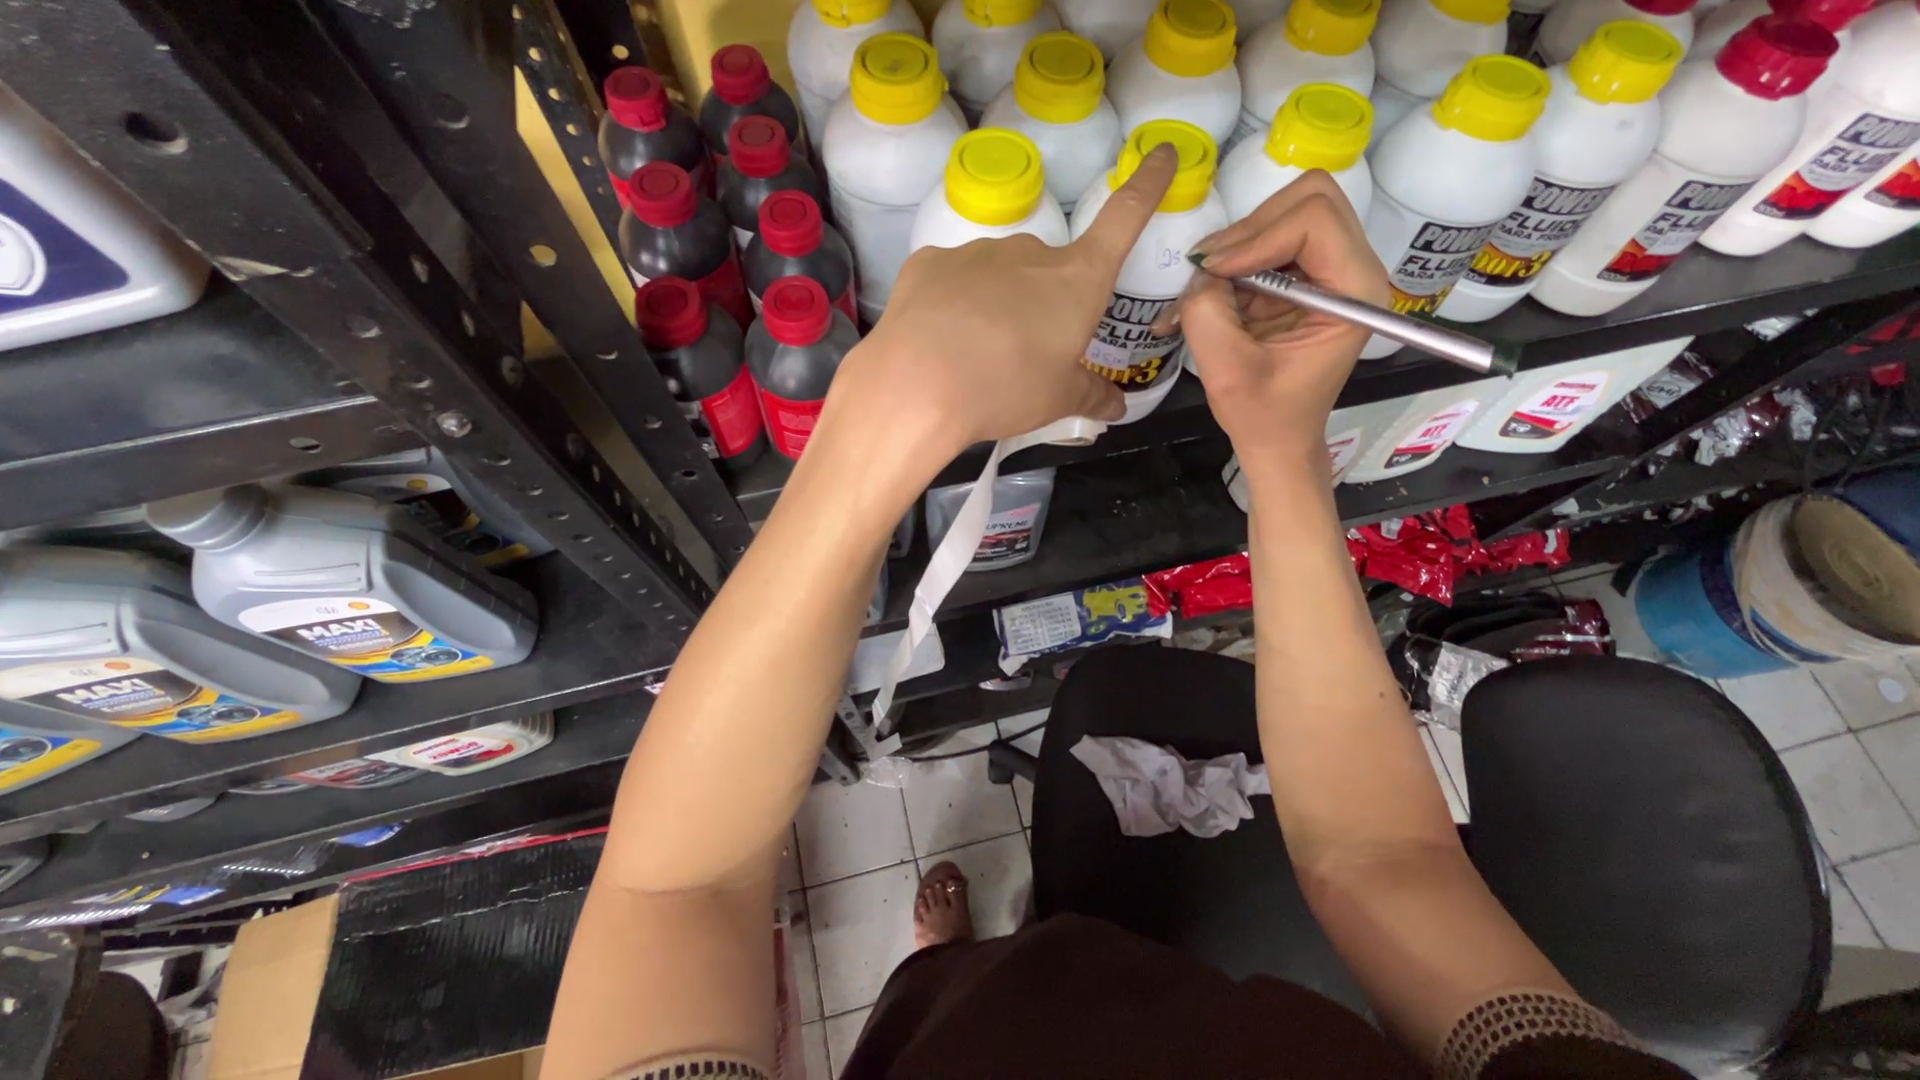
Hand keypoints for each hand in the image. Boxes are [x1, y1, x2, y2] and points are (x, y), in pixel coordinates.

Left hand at [825, 146, 1179, 460]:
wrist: (916, 386)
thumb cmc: (1005, 389)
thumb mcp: (1058, 401)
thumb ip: (1090, 395)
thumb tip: (1117, 406)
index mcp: (1076, 279)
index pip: (1125, 217)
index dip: (1148, 184)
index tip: (1161, 153)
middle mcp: (1029, 251)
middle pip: (1049, 269)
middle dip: (1044, 303)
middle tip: (1025, 353)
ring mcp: (976, 251)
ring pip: (999, 274)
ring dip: (997, 303)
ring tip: (976, 352)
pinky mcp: (929, 261)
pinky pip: (954, 279)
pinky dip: (954, 303)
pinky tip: (940, 338)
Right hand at [1173, 170, 1388, 474]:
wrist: (1277, 439)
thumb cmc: (1263, 416)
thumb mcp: (1226, 372)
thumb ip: (1207, 312)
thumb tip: (1200, 270)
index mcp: (1355, 293)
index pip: (1314, 219)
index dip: (1258, 237)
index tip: (1215, 274)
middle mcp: (1353, 269)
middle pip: (1309, 196)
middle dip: (1251, 228)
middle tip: (1212, 270)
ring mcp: (1330, 268)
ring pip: (1287, 209)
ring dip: (1240, 240)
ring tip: (1209, 281)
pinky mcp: (1304, 273)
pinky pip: (1270, 235)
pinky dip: (1237, 253)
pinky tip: (1216, 286)